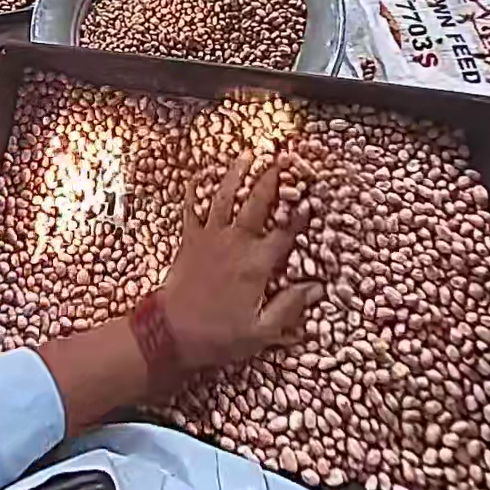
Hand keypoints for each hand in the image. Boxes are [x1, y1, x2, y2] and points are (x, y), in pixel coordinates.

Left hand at [157, 153, 323, 370]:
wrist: (172, 330)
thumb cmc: (220, 334)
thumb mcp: (262, 330)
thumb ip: (290, 306)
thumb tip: (317, 287)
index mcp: (257, 265)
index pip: (285, 233)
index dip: (301, 214)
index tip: (314, 197)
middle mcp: (235, 244)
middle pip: (256, 205)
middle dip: (271, 180)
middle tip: (282, 159)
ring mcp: (210, 238)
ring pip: (224, 198)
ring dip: (236, 175)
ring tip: (246, 156)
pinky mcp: (190, 239)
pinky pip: (192, 209)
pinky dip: (195, 191)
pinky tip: (200, 175)